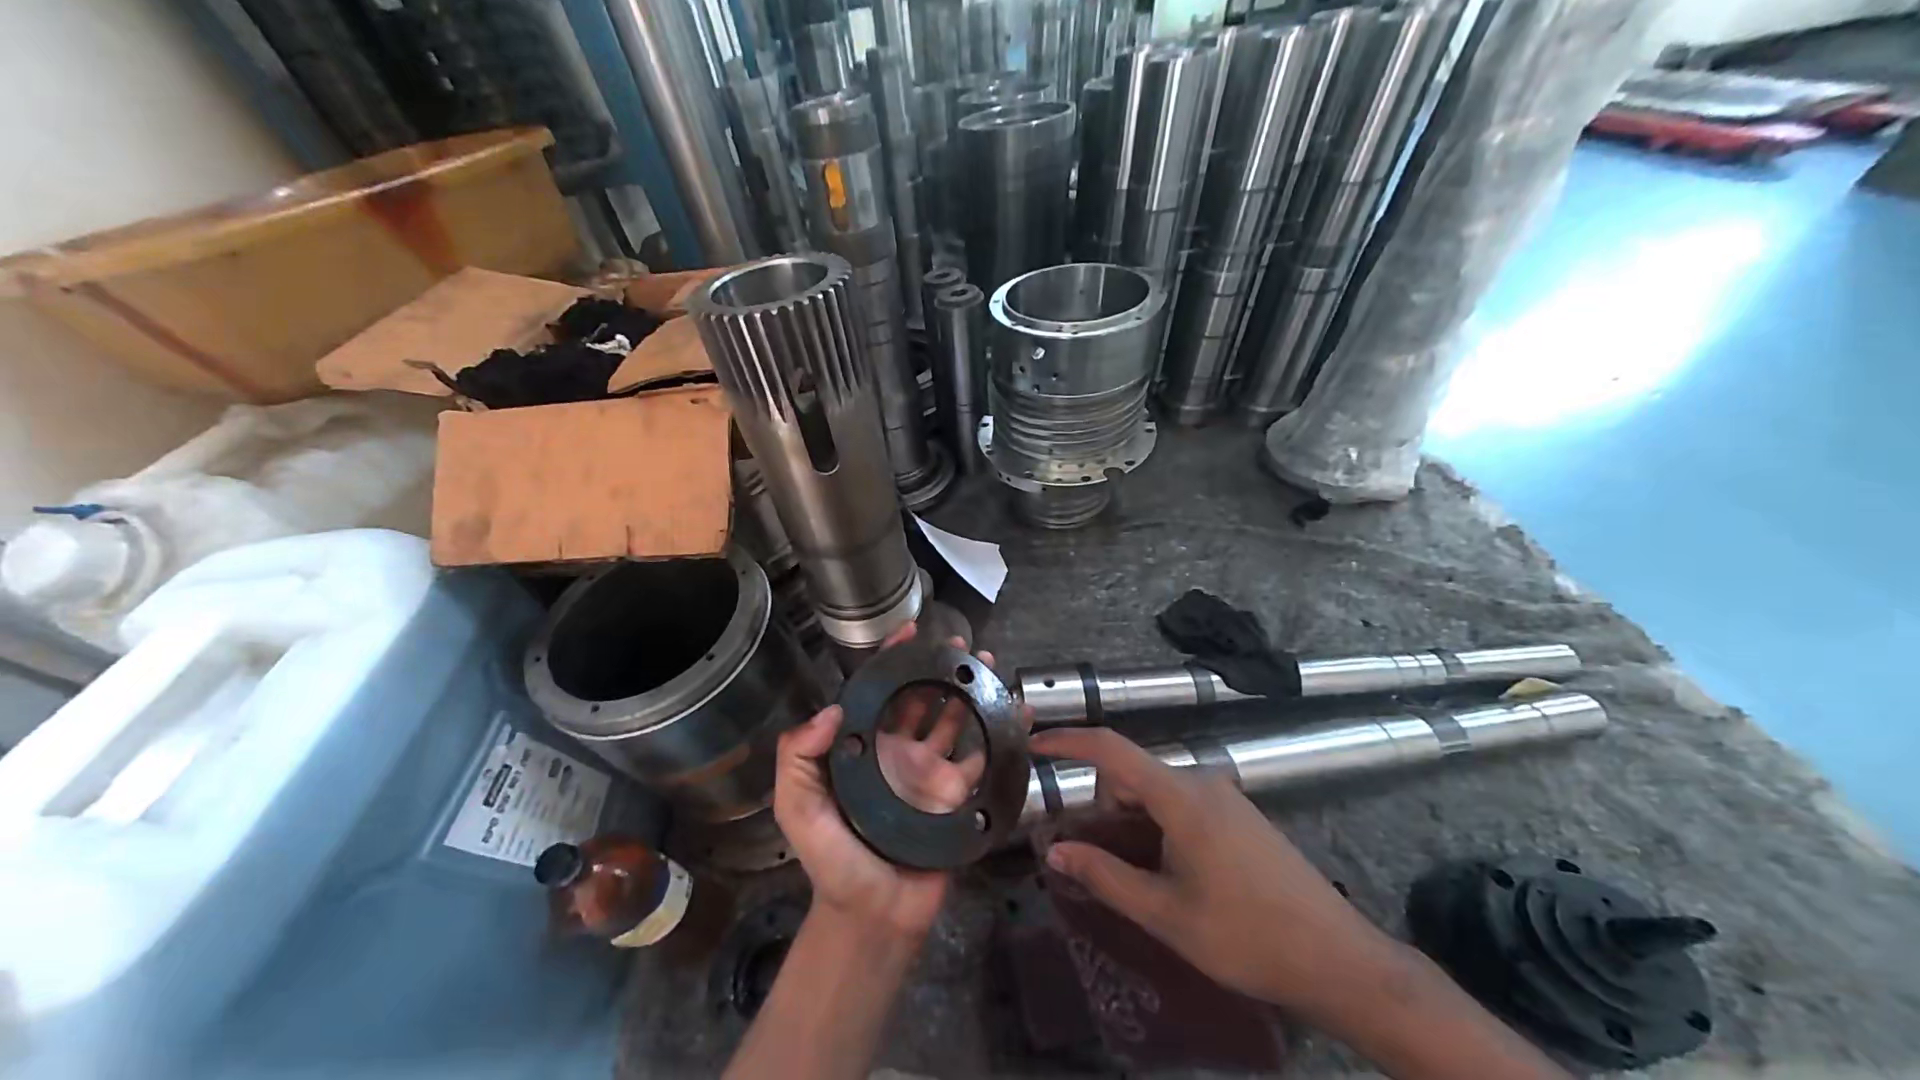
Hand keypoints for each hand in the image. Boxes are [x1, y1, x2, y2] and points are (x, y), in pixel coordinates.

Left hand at [772, 622, 994, 939]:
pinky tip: (1015, 715)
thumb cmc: (831, 858)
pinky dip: (999, 737)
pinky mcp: (958, 799)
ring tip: (988, 667)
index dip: (892, 660)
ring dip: (970, 694)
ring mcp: (931, 775)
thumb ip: (798, 756)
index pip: (879, 693)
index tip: (912, 630)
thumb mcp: (797, 806)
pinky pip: (982, 762)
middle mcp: (900, 753)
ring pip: (955, 722)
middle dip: (939, 669)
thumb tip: (833, 708)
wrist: (871, 914)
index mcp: (865, 748)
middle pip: (923, 700)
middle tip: (963, 645)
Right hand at [1028, 727, 1403, 1017]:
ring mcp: (1226, 798)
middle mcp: (1203, 783)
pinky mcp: (1240, 817)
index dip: (1069, 741)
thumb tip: (1055, 852)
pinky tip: (1164, 872)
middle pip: (1132, 775)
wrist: (1339, 960)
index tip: (1034, 745)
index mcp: (1182, 797)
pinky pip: (1181, 805)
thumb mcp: (1165, 914)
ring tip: (1127, 874)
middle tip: (1089, 858)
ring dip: (1130, 822)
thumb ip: (1105, 876)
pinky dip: (1156, 826)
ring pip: (1156, 792)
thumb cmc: (1247, 937)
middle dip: (1101, 807)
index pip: (1113, 750)